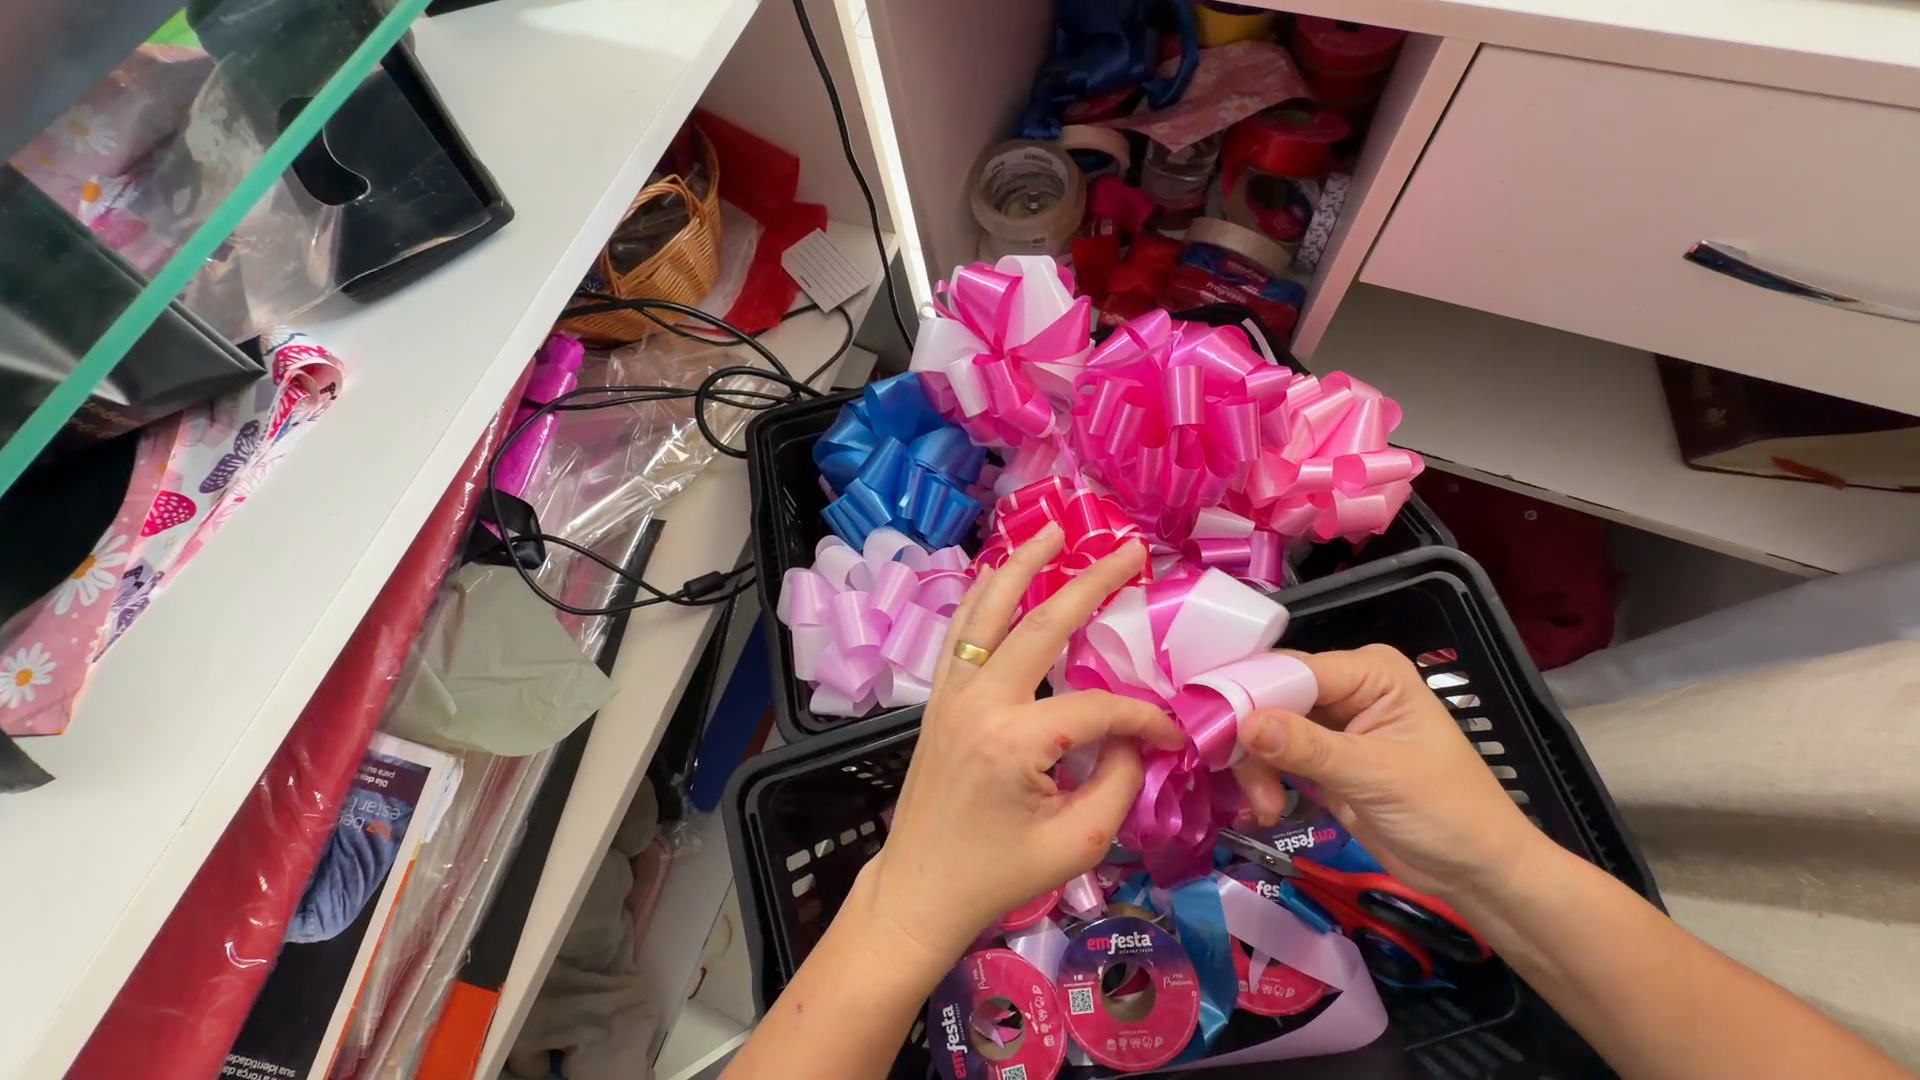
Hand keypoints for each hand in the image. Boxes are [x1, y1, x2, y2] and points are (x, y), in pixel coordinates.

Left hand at [867, 524, 1183, 962]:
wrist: (920, 890)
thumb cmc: (998, 875)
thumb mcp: (1079, 842)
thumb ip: (1119, 778)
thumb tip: (1136, 734)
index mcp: (1015, 741)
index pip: (1097, 708)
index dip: (1142, 718)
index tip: (1171, 736)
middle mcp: (978, 701)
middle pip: (1040, 625)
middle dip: (1090, 584)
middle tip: (1127, 550)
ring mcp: (950, 694)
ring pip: (987, 612)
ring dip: (1021, 567)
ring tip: (1053, 531)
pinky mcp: (937, 698)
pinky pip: (959, 634)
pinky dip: (980, 597)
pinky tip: (997, 573)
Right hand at [1231, 645, 1546, 904]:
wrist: (1478, 875)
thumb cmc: (1447, 813)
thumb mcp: (1376, 776)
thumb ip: (1307, 747)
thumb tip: (1243, 723)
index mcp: (1368, 672)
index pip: (1291, 669)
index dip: (1249, 695)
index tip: (1211, 728)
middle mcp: (1344, 687)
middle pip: (1269, 695)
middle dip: (1249, 737)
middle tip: (1243, 782)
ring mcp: (1328, 722)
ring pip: (1261, 726)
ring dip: (1255, 766)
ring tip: (1266, 808)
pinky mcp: (1317, 755)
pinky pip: (1270, 753)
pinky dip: (1260, 777)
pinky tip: (1267, 807)